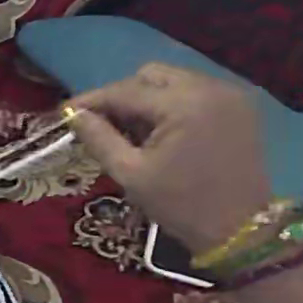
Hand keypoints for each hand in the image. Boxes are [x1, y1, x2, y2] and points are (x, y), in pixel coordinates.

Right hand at [68, 63, 272, 252]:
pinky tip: (159, 133)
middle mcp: (209, 87)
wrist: (238, 226)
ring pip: (172, 81)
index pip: (125, 91)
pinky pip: (193, 91)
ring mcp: (229, 94)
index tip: (64, 112)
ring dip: (145, 99)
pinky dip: (169, 105)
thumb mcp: (130, 173)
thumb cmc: (178, 203)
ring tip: (130, 131)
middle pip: (150, 76)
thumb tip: (74, 117)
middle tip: (101, 125)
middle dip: (121, 96)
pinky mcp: (238, 106)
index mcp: (183, 104)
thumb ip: (100, 139)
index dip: (90, 100)